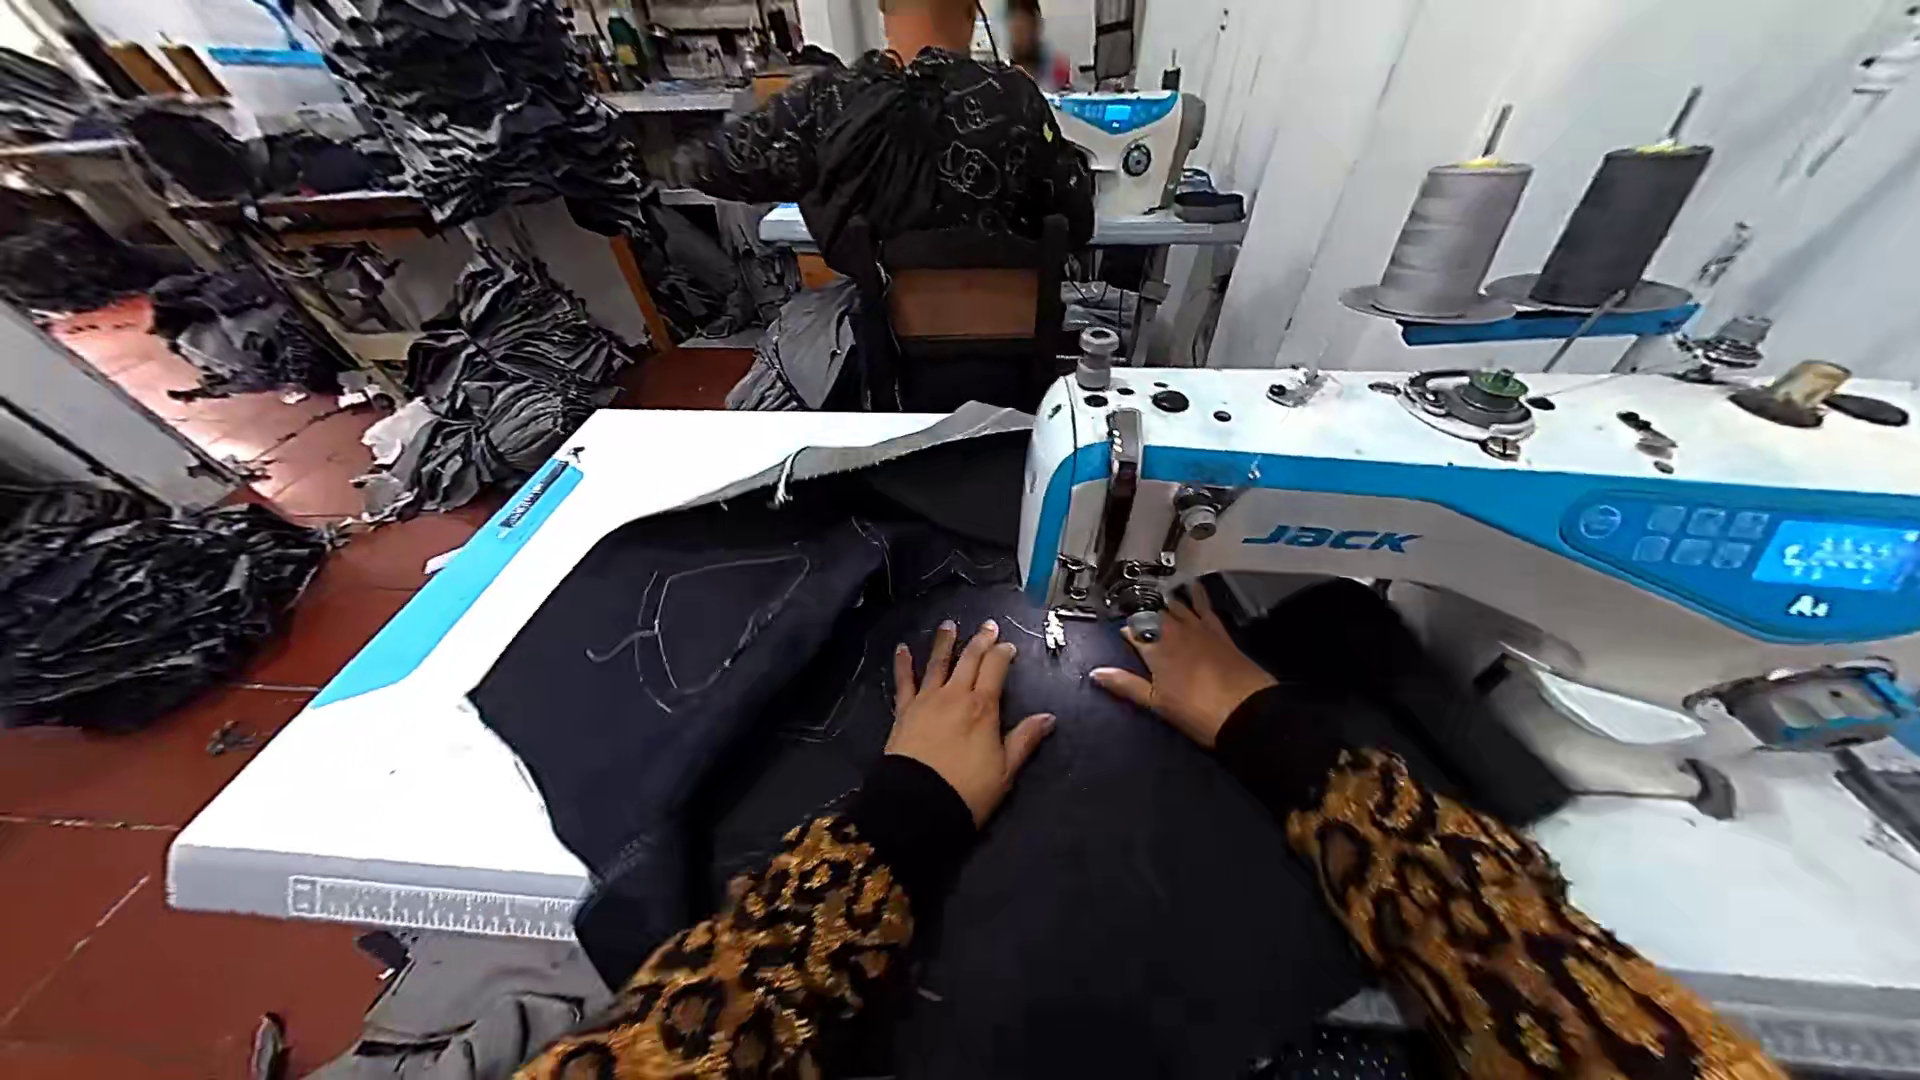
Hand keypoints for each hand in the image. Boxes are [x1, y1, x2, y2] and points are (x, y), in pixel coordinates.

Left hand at [889, 619, 1055, 825]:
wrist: (917, 805)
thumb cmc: (967, 791)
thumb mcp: (1005, 771)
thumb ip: (1025, 739)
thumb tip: (1048, 717)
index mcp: (983, 707)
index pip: (995, 669)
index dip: (1003, 653)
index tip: (1008, 646)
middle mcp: (955, 695)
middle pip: (969, 659)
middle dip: (981, 640)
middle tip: (988, 625)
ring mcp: (927, 700)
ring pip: (938, 663)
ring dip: (945, 642)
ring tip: (949, 624)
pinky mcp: (904, 711)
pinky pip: (904, 682)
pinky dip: (903, 664)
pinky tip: (901, 649)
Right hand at [1091, 587, 1276, 747]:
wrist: (1247, 712)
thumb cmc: (1196, 711)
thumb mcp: (1155, 702)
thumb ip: (1124, 684)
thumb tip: (1095, 673)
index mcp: (1155, 649)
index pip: (1133, 631)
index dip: (1126, 631)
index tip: (1121, 634)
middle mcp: (1174, 632)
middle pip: (1153, 614)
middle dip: (1142, 613)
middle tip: (1135, 613)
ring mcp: (1198, 629)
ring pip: (1176, 606)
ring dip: (1163, 601)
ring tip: (1154, 593)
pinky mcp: (1218, 631)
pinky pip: (1204, 606)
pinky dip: (1197, 594)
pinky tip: (1193, 585)